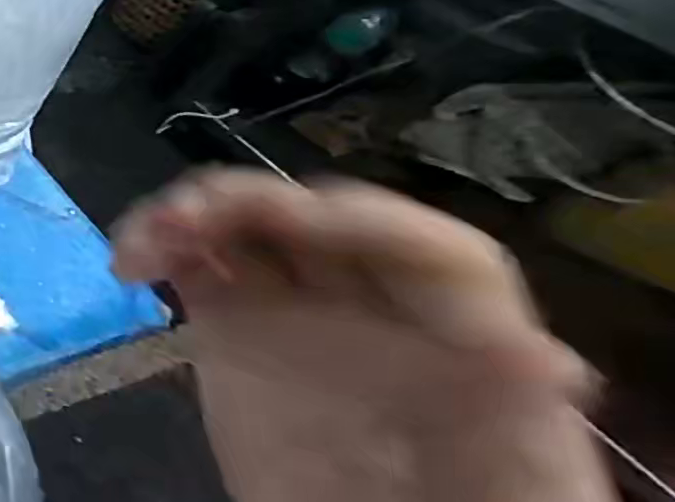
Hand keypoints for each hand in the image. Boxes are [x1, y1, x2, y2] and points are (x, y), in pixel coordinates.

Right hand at [112, 170, 610, 501]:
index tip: (290, 225)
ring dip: (181, 214)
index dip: (353, 218)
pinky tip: (128, 262)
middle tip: (183, 220)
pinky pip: (186, 258)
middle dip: (238, 200)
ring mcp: (285, 301)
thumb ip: (510, 414)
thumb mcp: (505, 488)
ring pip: (232, 221)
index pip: (415, 242)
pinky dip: (151, 243)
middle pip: (302, 213)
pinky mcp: (226, 317)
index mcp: (447, 325)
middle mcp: (361, 296)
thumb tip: (547, 356)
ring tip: (142, 241)